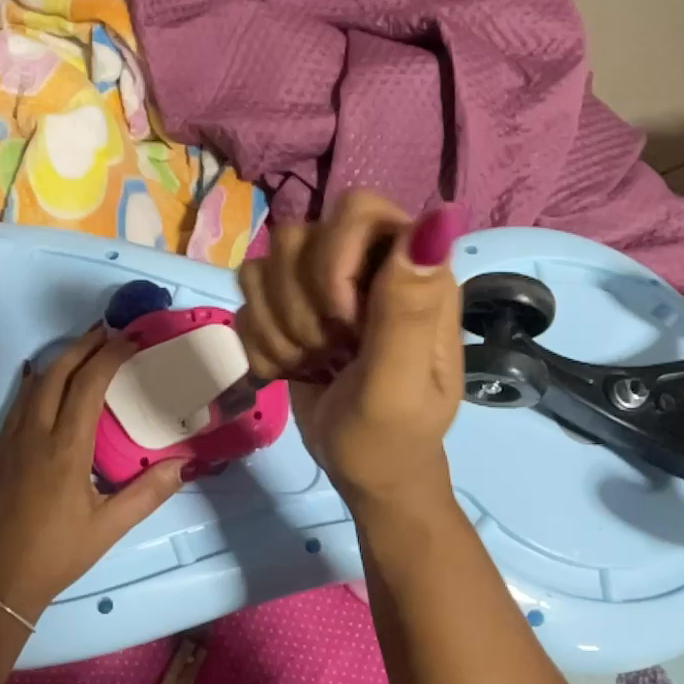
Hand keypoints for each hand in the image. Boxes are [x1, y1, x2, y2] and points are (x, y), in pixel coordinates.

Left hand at [0, 328, 183, 622]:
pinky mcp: (0, 451)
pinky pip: (19, 401)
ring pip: (35, 383)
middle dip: (83, 345)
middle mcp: (35, 433)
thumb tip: (187, 464)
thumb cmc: (56, 555)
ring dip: (61, 359)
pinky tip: (39, 375)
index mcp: (66, 448)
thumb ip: (148, 493)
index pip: (88, 384)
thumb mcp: (108, 528)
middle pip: (58, 372)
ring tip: (85, 347)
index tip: (132, 339)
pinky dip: (36, 380)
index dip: (110, 355)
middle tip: (109, 331)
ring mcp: (12, 440)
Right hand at [235, 191, 467, 504]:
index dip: (335, 263)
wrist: (362, 473)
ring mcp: (321, 286)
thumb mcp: (401, 387)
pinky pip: (246, 300)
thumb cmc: (392, 438)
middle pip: (297, 237)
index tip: (345, 323)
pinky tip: (289, 370)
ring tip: (312, 364)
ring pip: (264, 266)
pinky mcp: (286, 309)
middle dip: (301, 308)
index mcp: (412, 271)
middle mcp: (365, 265)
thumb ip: (407, 309)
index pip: (357, 211)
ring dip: (278, 329)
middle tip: (330, 353)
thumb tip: (437, 218)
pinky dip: (260, 344)